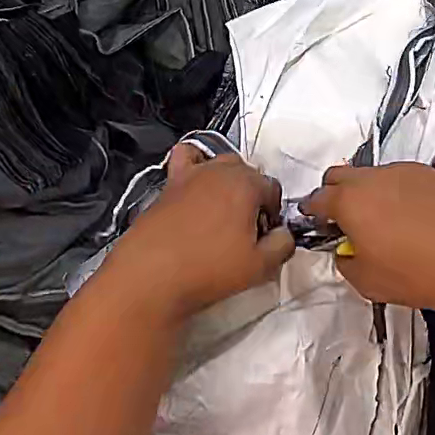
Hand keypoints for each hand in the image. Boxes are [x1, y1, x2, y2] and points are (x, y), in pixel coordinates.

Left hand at [95, 146, 293, 321]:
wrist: (150, 277)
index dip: (273, 213)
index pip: (273, 189)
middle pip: (249, 173)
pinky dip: (195, 164)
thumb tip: (284, 235)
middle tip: (245, 229)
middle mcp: (221, 170)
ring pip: (221, 164)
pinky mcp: (169, 184)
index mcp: (247, 184)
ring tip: (222, 212)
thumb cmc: (206, 269)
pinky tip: (195, 186)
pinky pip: (186, 158)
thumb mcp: (259, 266)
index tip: (264, 235)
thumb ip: (283, 245)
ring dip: (228, 181)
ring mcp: (193, 173)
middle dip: (253, 196)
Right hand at [301, 163, 434, 312]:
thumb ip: (346, 262)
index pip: (317, 198)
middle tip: (345, 220)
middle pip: (338, 175)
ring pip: (370, 175)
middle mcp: (370, 178)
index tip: (318, 223)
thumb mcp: (365, 281)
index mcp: (348, 201)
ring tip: (385, 222)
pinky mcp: (425, 173)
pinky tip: (411, 217)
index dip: (313, 212)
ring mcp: (399, 171)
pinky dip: (395, 191)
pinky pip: (398, 177)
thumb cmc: (415, 272)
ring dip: (367, 192)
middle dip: (335, 193)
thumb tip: (347, 252)